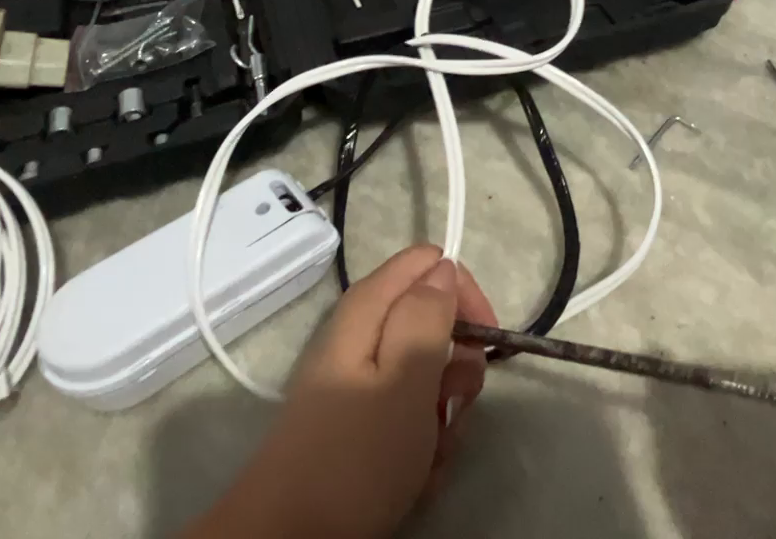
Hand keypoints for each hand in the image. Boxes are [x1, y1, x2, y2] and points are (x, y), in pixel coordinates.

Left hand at [184, 245, 497, 538]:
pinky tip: (416, 472)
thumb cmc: (356, 455)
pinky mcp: (360, 420)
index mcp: (369, 309)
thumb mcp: (406, 379)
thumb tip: (444, 267)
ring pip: (428, 376)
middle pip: (433, 323)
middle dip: (458, 366)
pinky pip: (411, 415)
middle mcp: (363, 335)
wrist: (292, 536)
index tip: (483, 342)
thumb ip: (428, 315)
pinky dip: (424, 442)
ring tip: (430, 450)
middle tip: (452, 402)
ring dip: (445, 413)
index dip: (464, 296)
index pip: (429, 264)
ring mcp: (360, 379)